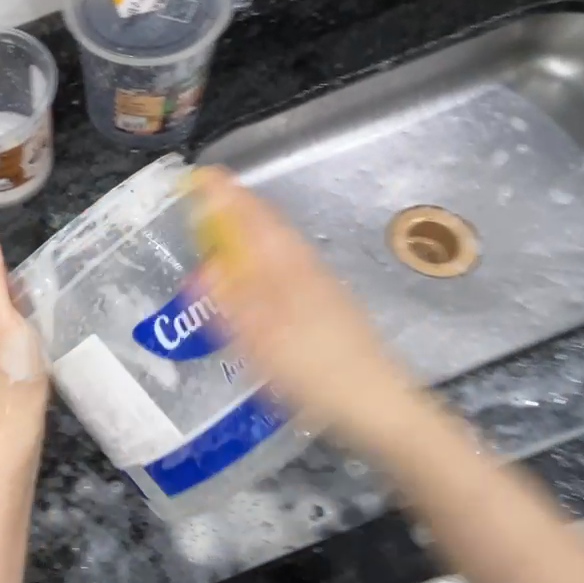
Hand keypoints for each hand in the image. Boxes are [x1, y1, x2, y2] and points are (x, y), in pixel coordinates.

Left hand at [0, 231, 48, 434]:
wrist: (18, 415)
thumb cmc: (8, 365)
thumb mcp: (0, 315)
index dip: (7, 283)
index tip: (15, 310)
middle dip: (13, 294)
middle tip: (20, 324)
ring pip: (3, 295)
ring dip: (19, 307)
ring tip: (23, 333)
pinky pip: (7, 311)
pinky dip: (20, 319)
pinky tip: (24, 339)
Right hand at [191, 168, 424, 444]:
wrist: (381, 407)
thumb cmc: (316, 372)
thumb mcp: (260, 341)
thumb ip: (230, 304)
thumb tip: (201, 270)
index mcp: (286, 267)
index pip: (252, 217)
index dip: (226, 195)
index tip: (202, 175)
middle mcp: (305, 267)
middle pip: (268, 227)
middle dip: (238, 209)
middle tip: (208, 198)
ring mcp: (321, 286)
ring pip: (280, 246)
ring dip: (252, 232)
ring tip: (226, 230)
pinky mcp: (329, 306)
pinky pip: (288, 266)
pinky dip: (265, 258)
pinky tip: (259, 277)